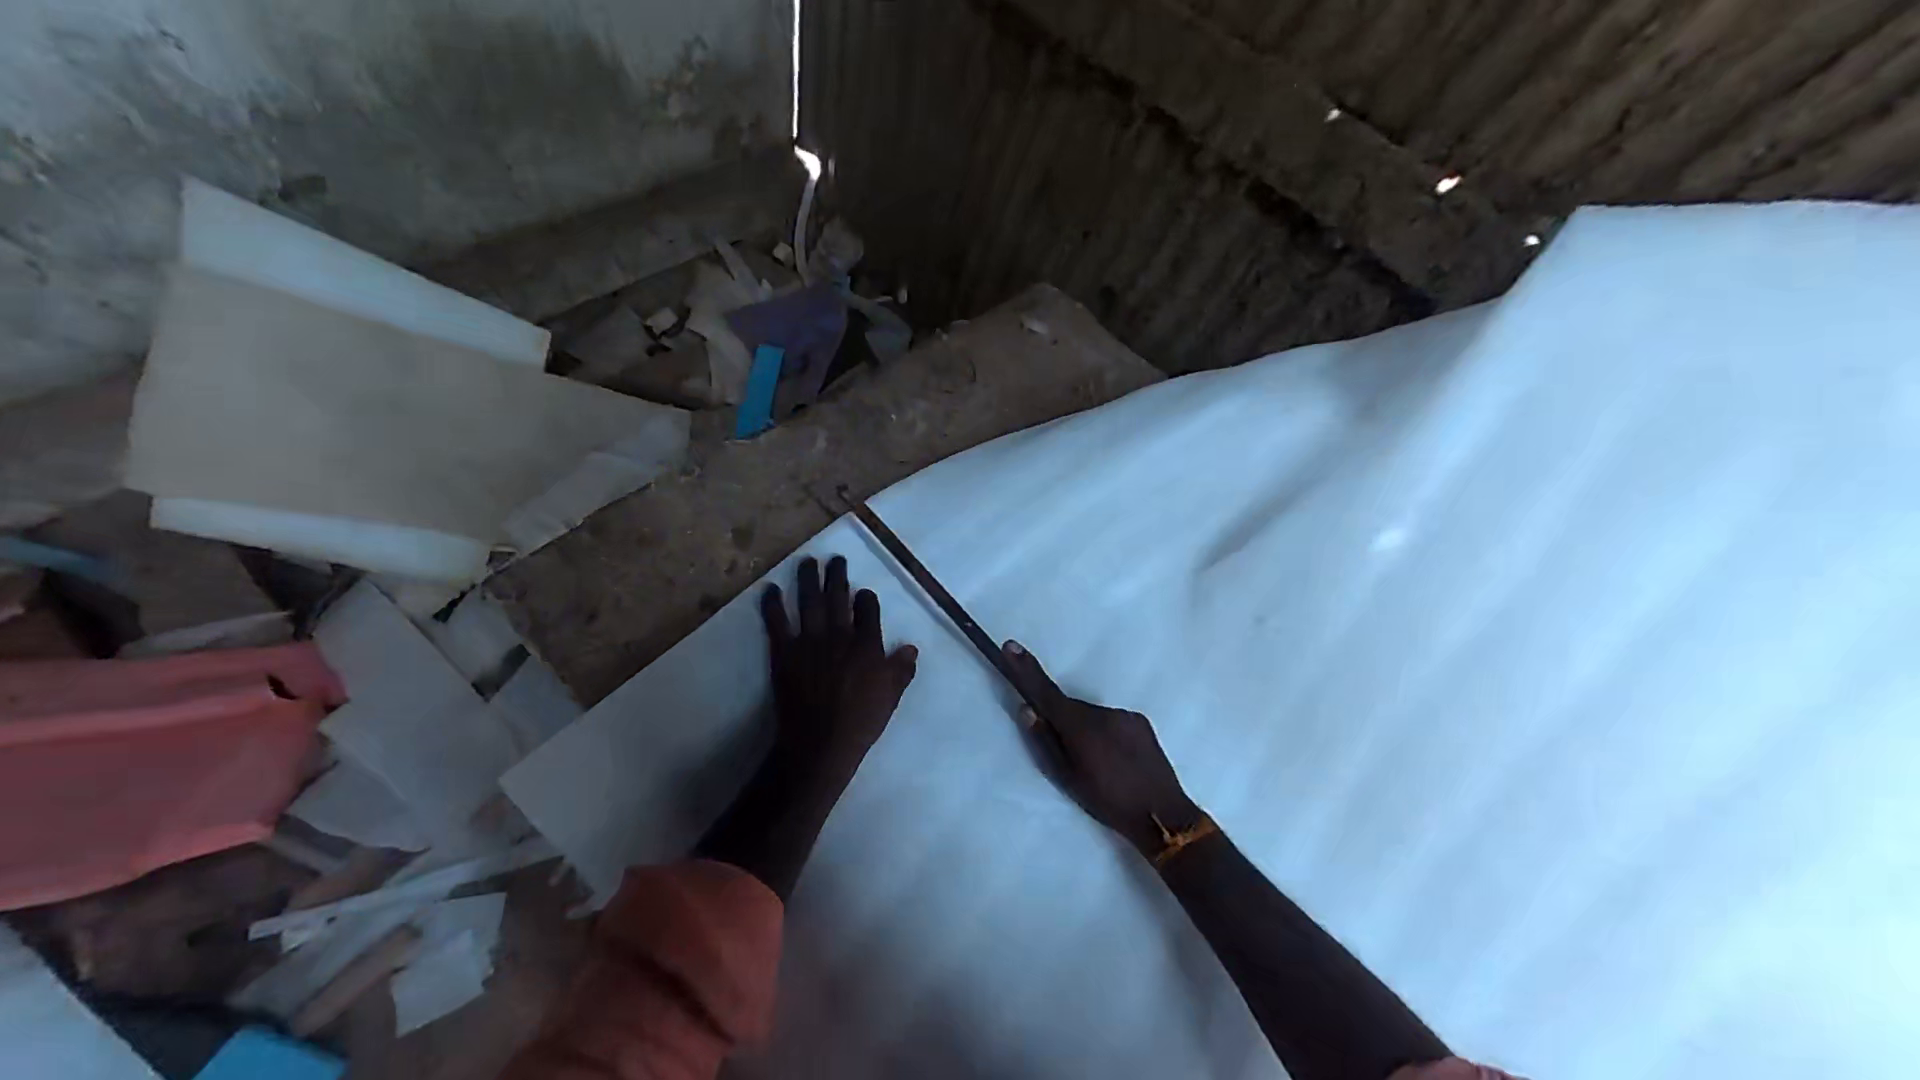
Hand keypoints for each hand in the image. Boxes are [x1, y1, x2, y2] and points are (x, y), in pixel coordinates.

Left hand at [761, 555, 918, 779]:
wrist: (820, 742)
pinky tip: (770, 589)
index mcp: (866, 645)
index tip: (863, 592)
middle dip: (837, 576)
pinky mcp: (785, 653)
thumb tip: (911, 648)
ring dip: (808, 580)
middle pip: (838, 598)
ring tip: (807, 562)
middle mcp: (839, 635)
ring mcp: (810, 641)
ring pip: (809, 602)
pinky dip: (773, 605)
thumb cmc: (860, 721)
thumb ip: (901, 670)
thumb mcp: (891, 696)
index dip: (865, 599)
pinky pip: (777, 623)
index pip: (868, 610)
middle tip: (835, 559)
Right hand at [1001, 640, 1200, 858]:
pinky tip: (1115, 760)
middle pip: (1070, 708)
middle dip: (1062, 722)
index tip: (1011, 646)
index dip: (1025, 668)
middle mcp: (1102, 712)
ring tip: (1098, 765)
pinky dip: (1107, 734)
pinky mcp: (1140, 721)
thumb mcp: (1067, 778)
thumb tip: (1027, 709)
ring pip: (1093, 716)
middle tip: (1069, 755)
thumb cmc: (1107, 801)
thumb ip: (1044, 741)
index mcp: (1079, 727)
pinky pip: (1113, 721)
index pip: (1045, 692)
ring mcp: (1124, 714)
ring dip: (1087, 731)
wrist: (1163, 815)